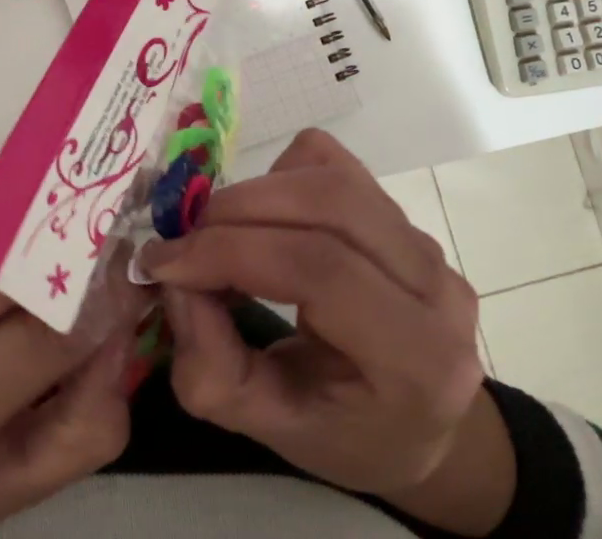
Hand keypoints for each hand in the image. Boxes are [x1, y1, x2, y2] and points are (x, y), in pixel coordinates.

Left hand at [0, 236, 136, 537]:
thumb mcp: (29, 482)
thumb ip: (91, 418)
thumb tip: (120, 327)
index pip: (39, 341)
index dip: (96, 308)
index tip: (132, 288)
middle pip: (10, 279)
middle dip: (68, 267)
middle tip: (107, 266)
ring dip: (34, 254)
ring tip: (65, 267)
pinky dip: (0, 255)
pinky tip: (9, 281)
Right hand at [140, 130, 515, 535]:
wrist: (413, 429)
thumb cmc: (339, 434)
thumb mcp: (264, 425)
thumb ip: (210, 364)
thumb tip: (175, 279)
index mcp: (416, 358)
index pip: (322, 270)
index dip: (232, 252)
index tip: (165, 264)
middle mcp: (436, 290)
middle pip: (330, 204)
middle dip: (234, 212)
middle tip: (182, 244)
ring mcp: (427, 246)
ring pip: (330, 177)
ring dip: (253, 193)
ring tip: (215, 233)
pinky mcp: (403, 215)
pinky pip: (333, 165)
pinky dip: (280, 177)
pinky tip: (267, 223)